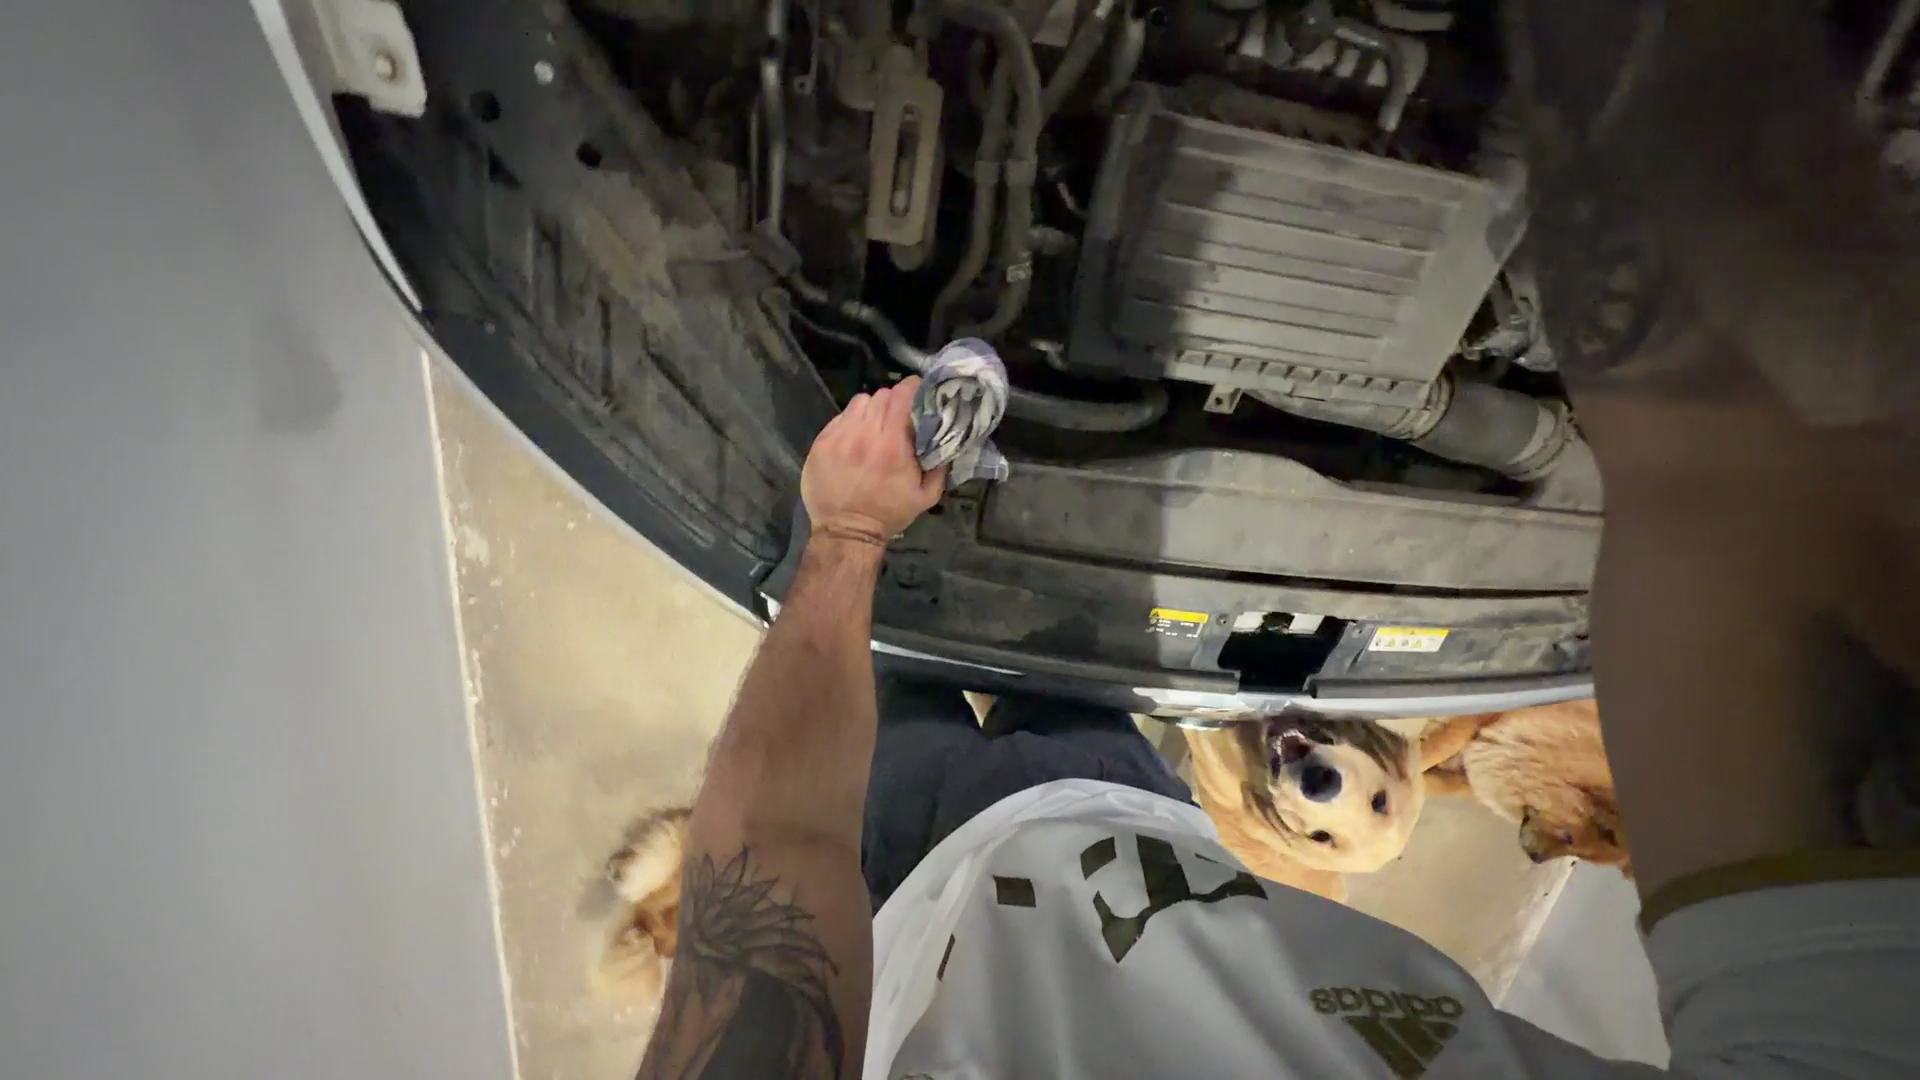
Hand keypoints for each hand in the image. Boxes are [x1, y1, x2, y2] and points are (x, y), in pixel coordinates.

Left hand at [801, 376, 946, 547]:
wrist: (847, 532)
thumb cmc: (889, 514)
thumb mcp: (926, 496)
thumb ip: (940, 466)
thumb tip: (948, 440)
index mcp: (893, 444)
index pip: (902, 395)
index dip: (912, 388)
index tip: (917, 392)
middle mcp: (864, 434)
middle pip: (881, 395)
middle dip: (894, 400)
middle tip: (898, 414)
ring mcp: (839, 437)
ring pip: (859, 402)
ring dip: (871, 409)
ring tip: (875, 424)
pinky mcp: (821, 443)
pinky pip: (840, 418)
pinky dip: (851, 422)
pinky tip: (855, 437)